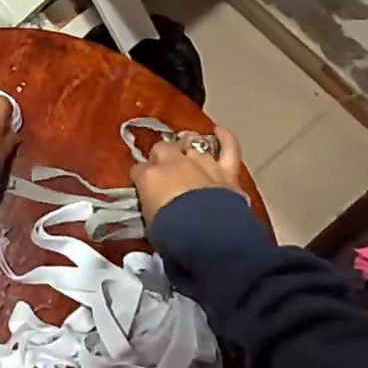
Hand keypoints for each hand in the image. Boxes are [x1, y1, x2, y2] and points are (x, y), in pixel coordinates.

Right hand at [130, 125, 244, 227]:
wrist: (207, 236)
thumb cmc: (171, 234)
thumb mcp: (150, 222)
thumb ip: (150, 206)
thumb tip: (154, 206)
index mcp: (149, 176)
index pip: (138, 169)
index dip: (141, 178)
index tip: (143, 188)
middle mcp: (173, 163)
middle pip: (162, 148)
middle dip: (162, 158)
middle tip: (165, 173)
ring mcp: (201, 163)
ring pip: (192, 146)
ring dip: (188, 151)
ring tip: (188, 158)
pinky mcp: (225, 170)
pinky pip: (229, 149)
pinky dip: (226, 139)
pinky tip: (220, 131)